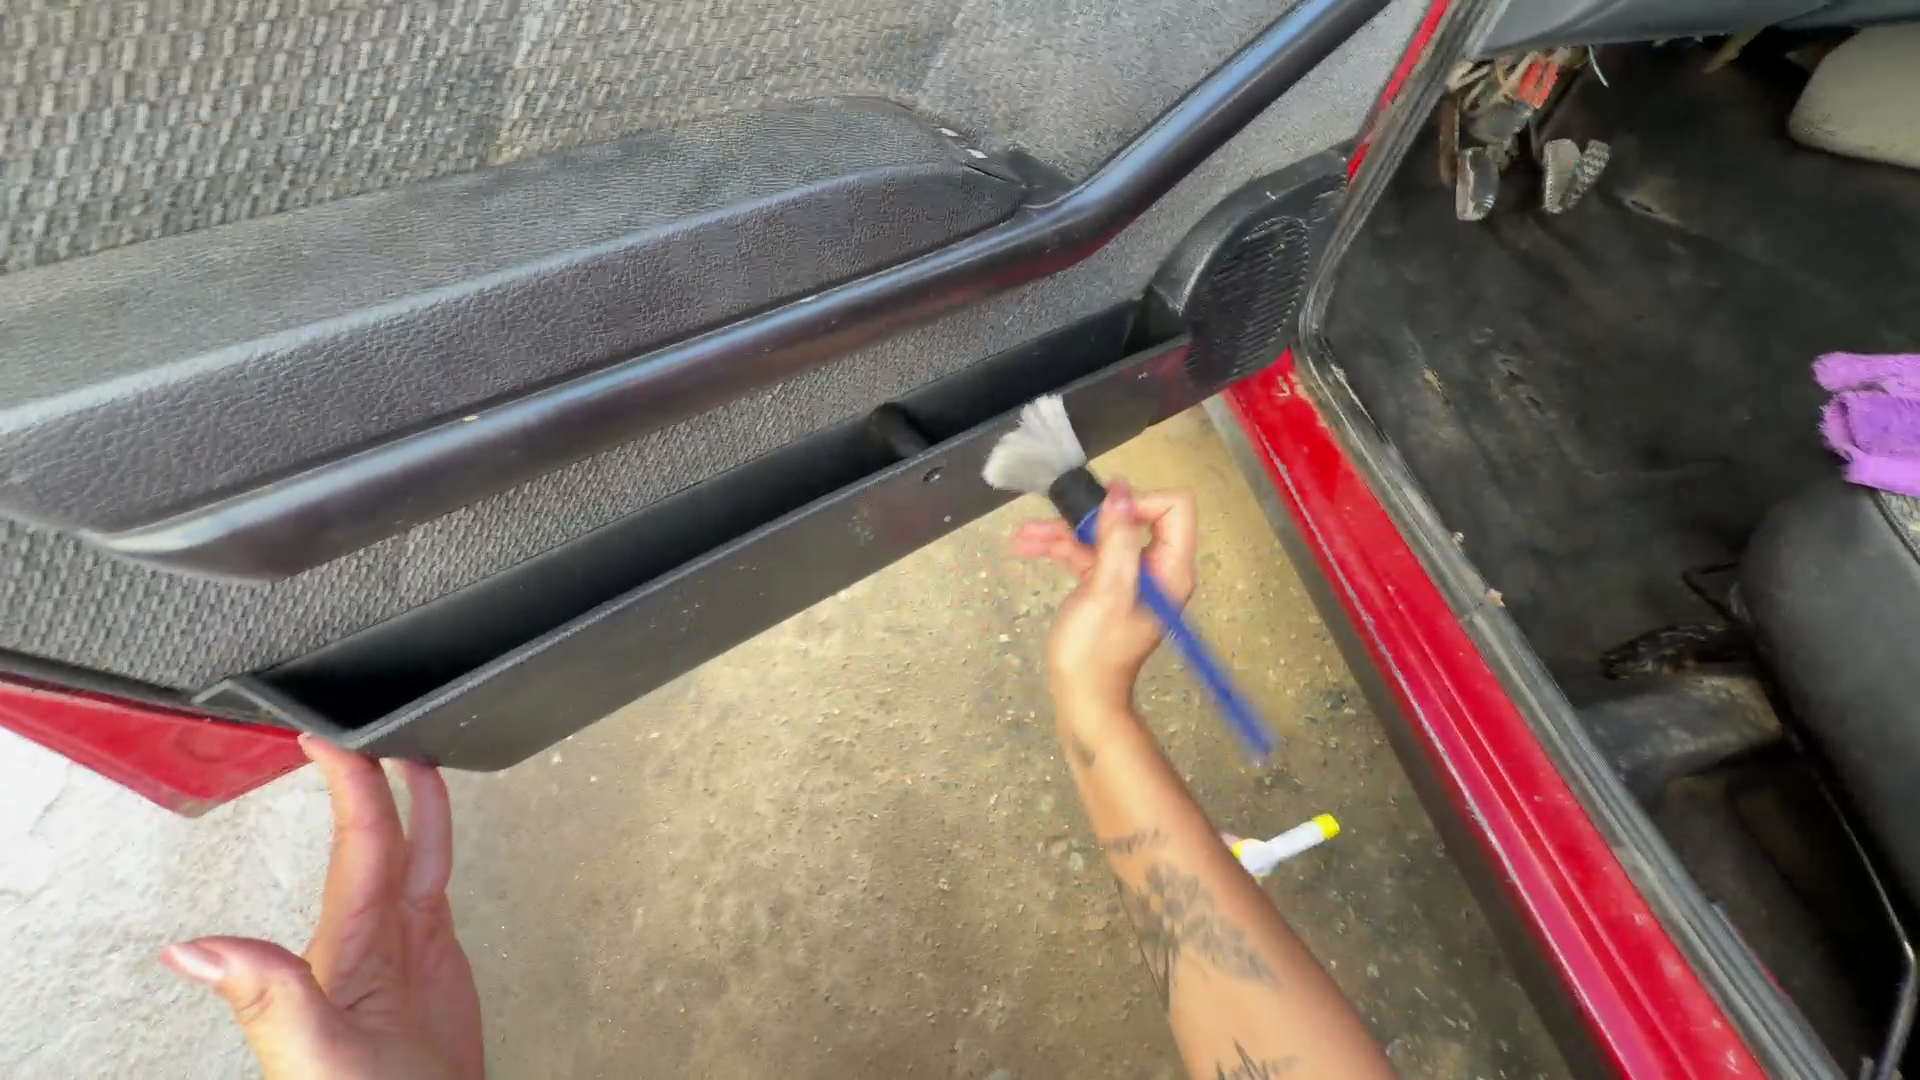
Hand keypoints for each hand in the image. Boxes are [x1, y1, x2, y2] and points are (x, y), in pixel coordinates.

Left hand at [161, 735, 483, 1079]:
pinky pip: (436, 875)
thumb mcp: (322, 1060)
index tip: (326, 741)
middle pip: (377, 836)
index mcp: (343, 949)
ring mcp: (403, 939)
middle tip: (366, 727)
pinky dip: (437, 837)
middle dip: (371, 779)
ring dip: (410, 798)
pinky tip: (431, 818)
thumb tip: (196, 948)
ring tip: (409, 755)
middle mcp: (368, 934)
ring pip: (409, 848)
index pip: (353, 848)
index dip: (344, 789)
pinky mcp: (434, 947)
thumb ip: (274, 1001)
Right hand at [1012, 479, 1197, 711]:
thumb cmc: (1096, 650)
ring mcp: (1130, 577)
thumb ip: (1117, 539)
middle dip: (1089, 516)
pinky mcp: (1105, 585)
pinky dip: (1059, 549)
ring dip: (1062, 532)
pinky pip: (1086, 554)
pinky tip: (1027, 547)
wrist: (1082, 698)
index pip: (1174, 507)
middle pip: (1132, 517)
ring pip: (1101, 535)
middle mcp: (1156, 567)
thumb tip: (1121, 491)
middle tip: (1050, 522)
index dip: (1139, 502)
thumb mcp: (1106, 590)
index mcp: (1171, 568)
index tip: (1102, 515)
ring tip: (1023, 536)